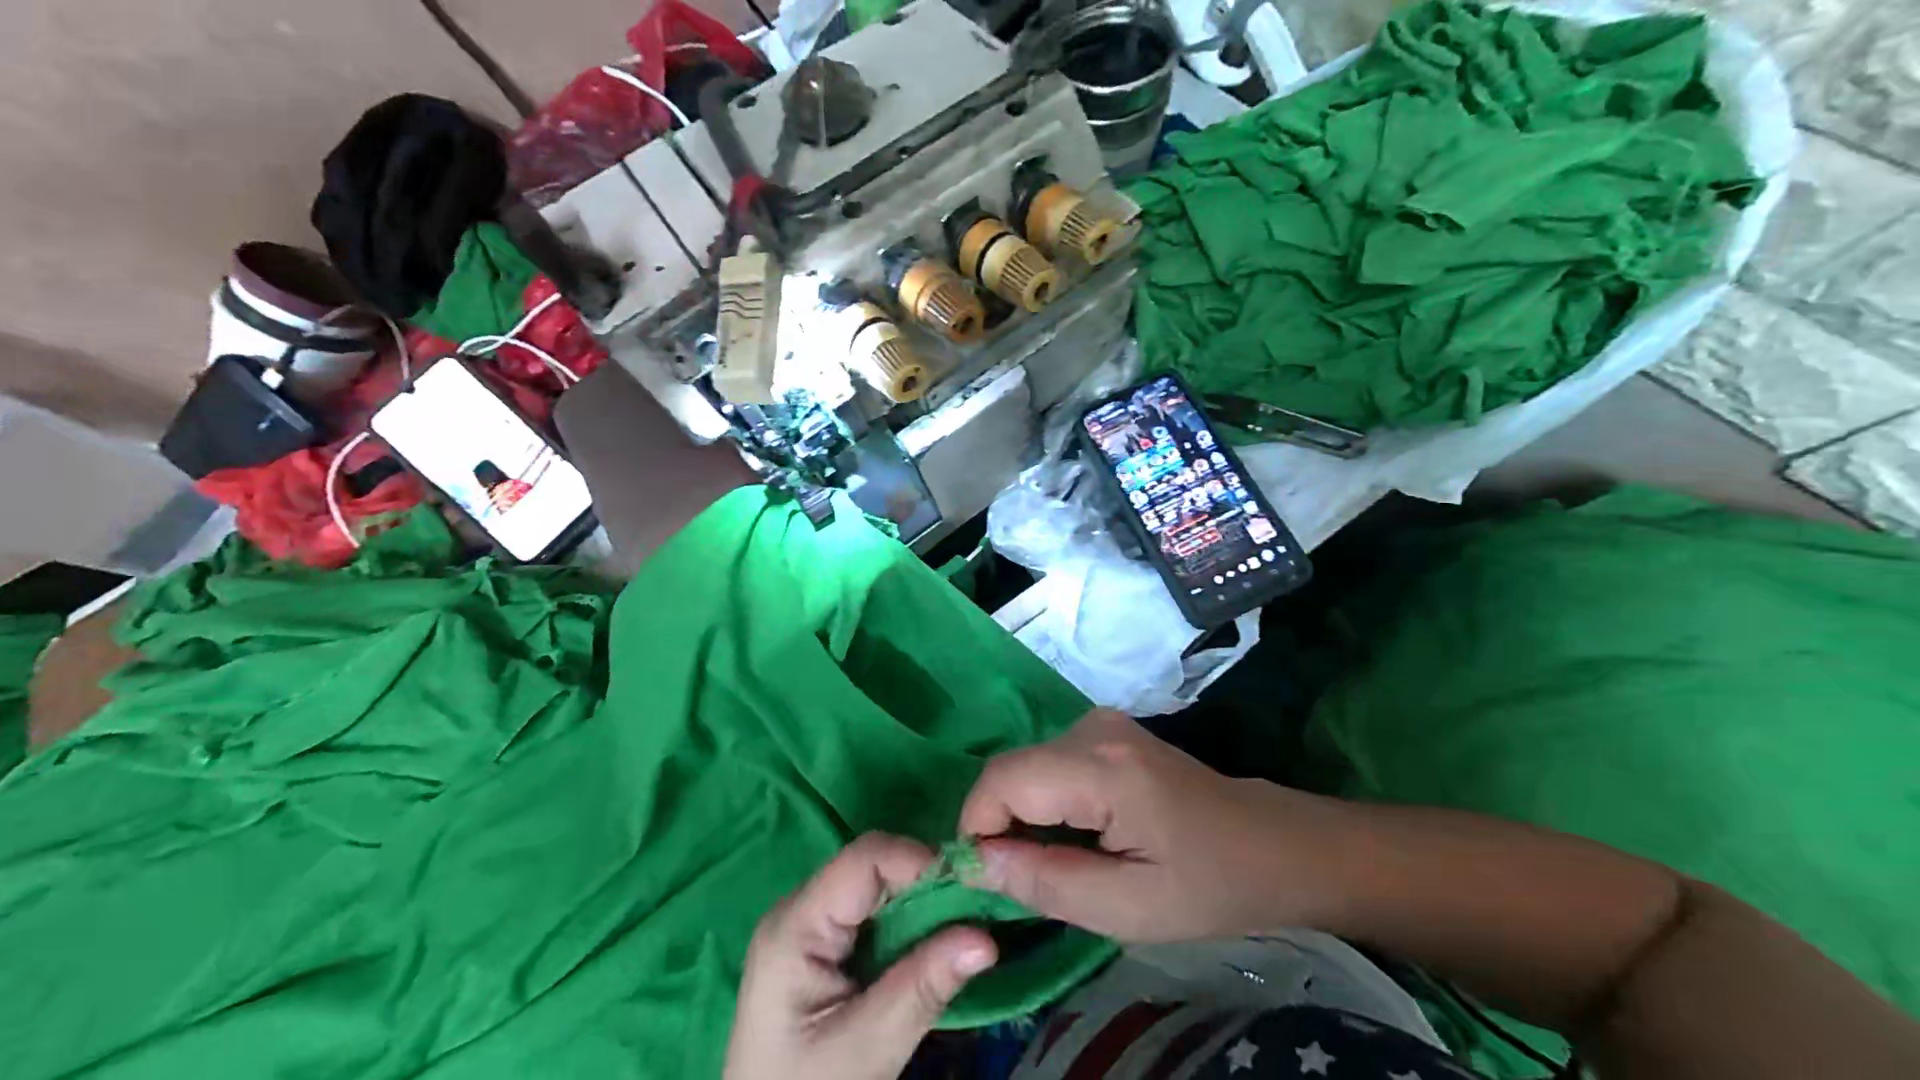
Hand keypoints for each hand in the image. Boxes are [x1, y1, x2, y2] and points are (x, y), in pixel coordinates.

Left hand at [723, 833, 997, 1079]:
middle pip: (873, 866)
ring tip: (962, 929)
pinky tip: (933, 944)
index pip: (865, 858)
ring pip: (877, 886)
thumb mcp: (865, 1050)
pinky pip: (874, 912)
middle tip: (975, 914)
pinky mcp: (824, 945)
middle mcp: (800, 909)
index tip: (970, 891)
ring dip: (923, 902)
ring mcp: (810, 925)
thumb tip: (986, 938)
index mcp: (796, 925)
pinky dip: (910, 921)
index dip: (919, 862)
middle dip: (927, 881)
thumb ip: (921, 988)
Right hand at [960, 709, 1351, 942]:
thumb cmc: (1208, 885)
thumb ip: (1044, 882)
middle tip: (1022, 885)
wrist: (1271, 846)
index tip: (986, 882)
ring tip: (1054, 866)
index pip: (1001, 781)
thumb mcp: (1126, 908)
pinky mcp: (1102, 731)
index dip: (976, 828)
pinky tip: (1074, 838)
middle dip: (998, 828)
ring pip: (1023, 769)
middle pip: (1009, 772)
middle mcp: (1091, 728)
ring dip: (1020, 819)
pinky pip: (1045, 765)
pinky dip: (1042, 805)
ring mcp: (1098, 723)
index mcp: (1100, 767)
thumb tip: (971, 862)